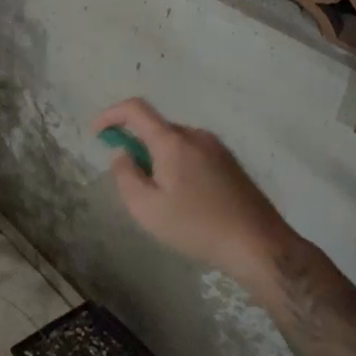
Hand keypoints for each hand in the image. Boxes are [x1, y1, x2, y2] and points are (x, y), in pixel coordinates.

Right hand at [92, 98, 301, 283]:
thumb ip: (125, 175)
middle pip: (157, 128)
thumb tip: (122, 154)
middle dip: (137, 146)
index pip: (135, 109)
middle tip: (133, 183)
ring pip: (175, 143)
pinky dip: (178, 166)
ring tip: (162, 198)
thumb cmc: (196, 227)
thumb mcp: (146, 208)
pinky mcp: (231, 163)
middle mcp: (197, 136)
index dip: (111, 115)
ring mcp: (218, 148)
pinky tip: (186, 200)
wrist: (259, 245)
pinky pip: (193, 153)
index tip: (97, 134)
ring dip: (159, 159)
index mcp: (173, 141)